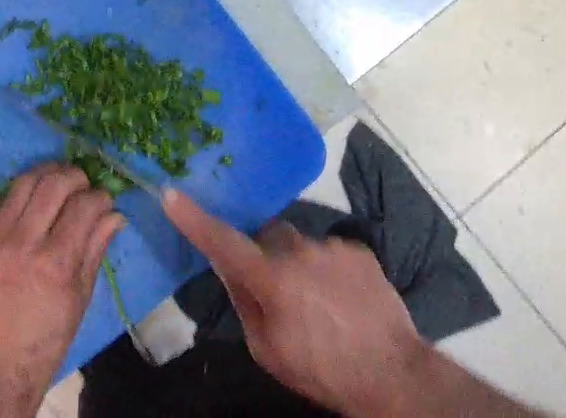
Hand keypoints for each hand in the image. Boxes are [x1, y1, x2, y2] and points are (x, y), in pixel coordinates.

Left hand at [0, 163, 122, 417]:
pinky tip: (39, 201)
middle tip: (85, 187)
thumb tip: (116, 214)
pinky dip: (27, 193)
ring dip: (50, 175)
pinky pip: (6, 200)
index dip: (101, 197)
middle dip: (77, 177)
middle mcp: (24, 243)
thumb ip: (96, 249)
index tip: (106, 202)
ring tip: (63, 184)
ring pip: (26, 182)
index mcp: (55, 264)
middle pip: (54, 183)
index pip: (84, 205)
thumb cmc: (46, 340)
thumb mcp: (81, 298)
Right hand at [163, 190, 536, 417]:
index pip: (222, 241)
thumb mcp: (268, 350)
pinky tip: (342, 300)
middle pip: (267, 238)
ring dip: (299, 265)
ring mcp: (330, 246)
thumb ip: (245, 303)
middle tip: (276, 292)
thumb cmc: (322, 370)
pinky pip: (329, 251)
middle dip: (264, 256)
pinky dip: (327, 270)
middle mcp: (298, 250)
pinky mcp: (357, 250)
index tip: (171, 193)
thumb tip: (231, 270)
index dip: (193, 218)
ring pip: (299, 245)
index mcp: (271, 278)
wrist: (393, 373)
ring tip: (319, 304)